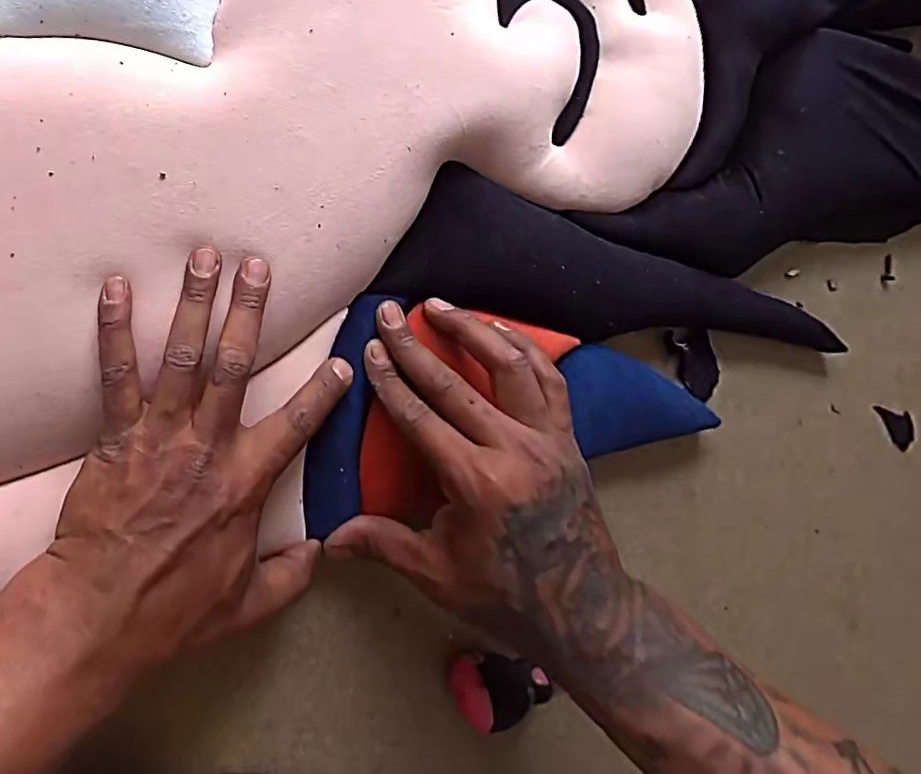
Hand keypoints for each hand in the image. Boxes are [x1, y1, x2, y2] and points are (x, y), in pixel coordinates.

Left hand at [37, 248, 352, 672]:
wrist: (100, 615)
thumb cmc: (172, 611)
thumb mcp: (245, 605)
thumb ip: (289, 576)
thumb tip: (322, 552)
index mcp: (246, 483)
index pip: (298, 425)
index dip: (323, 391)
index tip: (342, 359)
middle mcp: (209, 446)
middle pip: (237, 364)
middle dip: (249, 310)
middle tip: (257, 265)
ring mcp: (162, 434)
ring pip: (184, 354)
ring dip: (195, 301)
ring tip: (203, 257)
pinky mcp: (118, 434)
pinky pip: (118, 373)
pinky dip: (115, 328)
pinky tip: (115, 288)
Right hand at [325, 299, 629, 666]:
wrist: (591, 615)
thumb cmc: (508, 597)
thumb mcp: (438, 576)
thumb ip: (383, 545)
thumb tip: (329, 539)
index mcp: (477, 484)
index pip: (421, 417)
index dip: (390, 380)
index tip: (369, 348)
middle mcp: (516, 452)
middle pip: (455, 384)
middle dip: (415, 345)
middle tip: (390, 313)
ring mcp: (548, 441)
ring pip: (510, 367)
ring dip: (473, 329)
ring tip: (442, 305)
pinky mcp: (569, 439)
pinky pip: (550, 380)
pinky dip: (525, 348)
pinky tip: (500, 329)